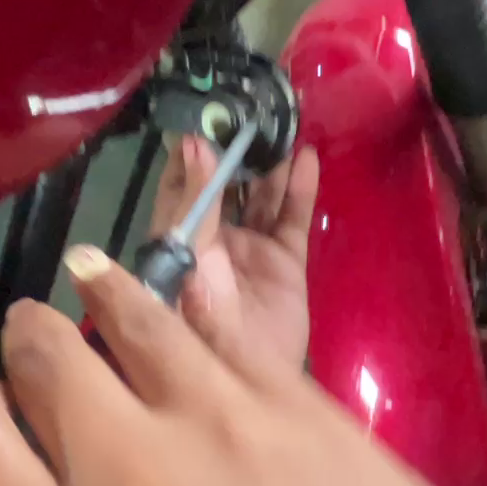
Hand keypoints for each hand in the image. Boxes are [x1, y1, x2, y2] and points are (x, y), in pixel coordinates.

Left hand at [150, 137, 318, 369]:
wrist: (243, 375)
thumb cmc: (199, 315)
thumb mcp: (190, 253)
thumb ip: (195, 200)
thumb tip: (193, 142)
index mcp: (179, 236)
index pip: (183, 184)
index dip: (192, 153)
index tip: (203, 114)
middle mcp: (214, 237)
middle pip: (226, 186)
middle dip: (235, 152)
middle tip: (249, 111)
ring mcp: (251, 248)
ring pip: (262, 196)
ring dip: (270, 165)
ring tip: (281, 125)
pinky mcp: (285, 261)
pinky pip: (293, 218)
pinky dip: (299, 189)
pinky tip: (307, 158)